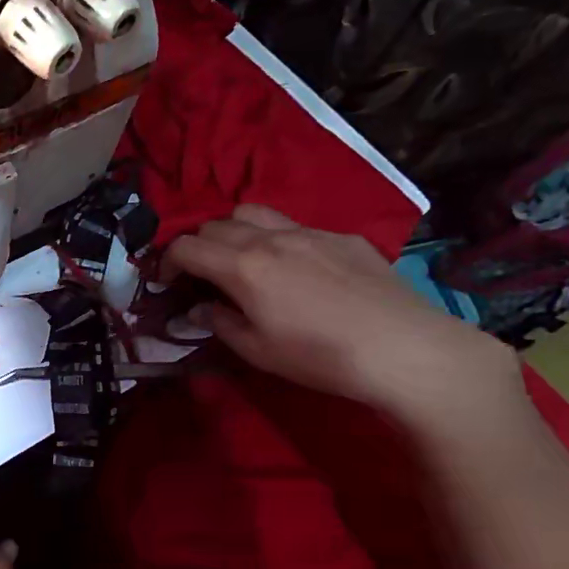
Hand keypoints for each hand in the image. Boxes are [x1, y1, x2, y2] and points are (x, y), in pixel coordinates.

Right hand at [161, 204, 519, 422]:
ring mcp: (311, 232)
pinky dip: (278, 239)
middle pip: (217, 223)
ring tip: (242, 259)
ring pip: (256, 212)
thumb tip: (198, 310)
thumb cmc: (318, 356)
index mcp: (244, 266)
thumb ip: (220, 323)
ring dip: (235, 230)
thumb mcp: (257, 350)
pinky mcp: (343, 237)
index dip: (168, 261)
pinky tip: (297, 270)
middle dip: (198, 244)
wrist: (403, 348)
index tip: (166, 282)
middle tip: (201, 274)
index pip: (188, 246)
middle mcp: (272, 237)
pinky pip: (297, 226)